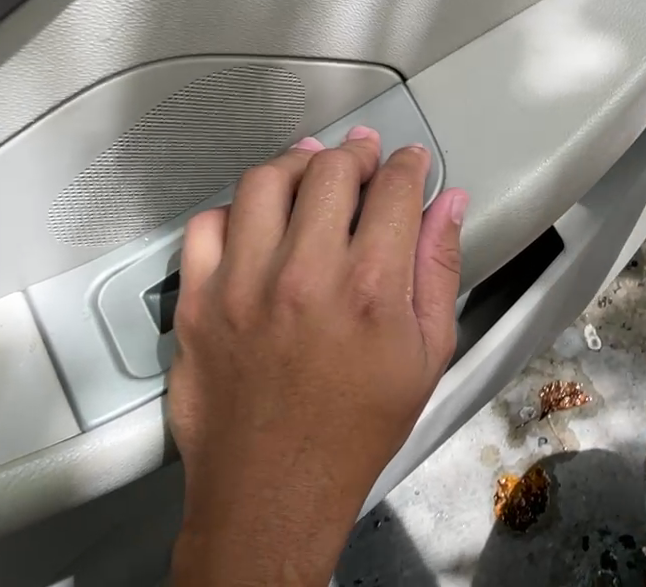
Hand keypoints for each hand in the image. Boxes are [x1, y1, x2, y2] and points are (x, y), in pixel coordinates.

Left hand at [168, 126, 467, 586]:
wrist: (274, 493)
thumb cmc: (360, 425)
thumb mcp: (428, 352)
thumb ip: (440, 267)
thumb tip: (450, 202)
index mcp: (371, 286)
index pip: (395, 187)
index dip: (408, 163)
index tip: (409, 160)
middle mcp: (305, 273)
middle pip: (330, 169)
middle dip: (357, 153)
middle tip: (365, 158)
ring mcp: (241, 284)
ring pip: (265, 181)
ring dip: (297, 165)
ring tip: (313, 172)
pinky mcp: (195, 303)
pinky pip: (207, 224)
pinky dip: (237, 209)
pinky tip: (259, 221)